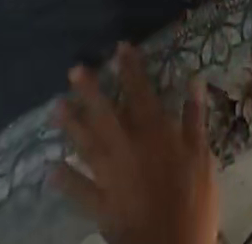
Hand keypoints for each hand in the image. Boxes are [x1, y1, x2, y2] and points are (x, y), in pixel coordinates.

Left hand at [52, 43, 219, 243]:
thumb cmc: (192, 200)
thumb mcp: (202, 155)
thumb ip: (194, 118)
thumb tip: (195, 81)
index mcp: (154, 132)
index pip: (140, 92)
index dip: (130, 68)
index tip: (120, 47)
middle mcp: (127, 147)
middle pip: (105, 114)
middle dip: (90, 91)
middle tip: (74, 71)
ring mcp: (110, 176)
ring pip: (87, 145)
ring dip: (71, 126)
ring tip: (55, 107)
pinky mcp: (100, 204)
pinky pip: (79, 189)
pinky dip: (64, 179)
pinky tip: (50, 169)